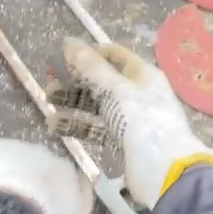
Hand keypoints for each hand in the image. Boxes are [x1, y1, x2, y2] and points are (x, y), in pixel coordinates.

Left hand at [0, 139, 91, 213]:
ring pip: (18, 157)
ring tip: (5, 194)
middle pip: (39, 163)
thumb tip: (84, 180)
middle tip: (24, 199)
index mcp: (67, 169)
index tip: (45, 202)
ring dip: (14, 171)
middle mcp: (47, 153)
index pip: (62, 173)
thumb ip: (83, 196)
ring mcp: (22, 148)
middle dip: (32, 178)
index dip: (52, 187)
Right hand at [63, 37, 212, 208]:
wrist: (163, 171)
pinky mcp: (120, 140)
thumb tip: (69, 42)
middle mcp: (136, 93)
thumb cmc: (141, 121)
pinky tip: (55, 125)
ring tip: (48, 102)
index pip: (113, 55)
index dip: (88, 54)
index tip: (63, 57)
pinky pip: (95, 127)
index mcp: (141, 75)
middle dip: (74, 79)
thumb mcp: (115, 89)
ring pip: (95, 104)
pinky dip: (76, 124)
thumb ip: (90, 66)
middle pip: (100, 80)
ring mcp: (128, 118)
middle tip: (49, 81)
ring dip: (72, 101)